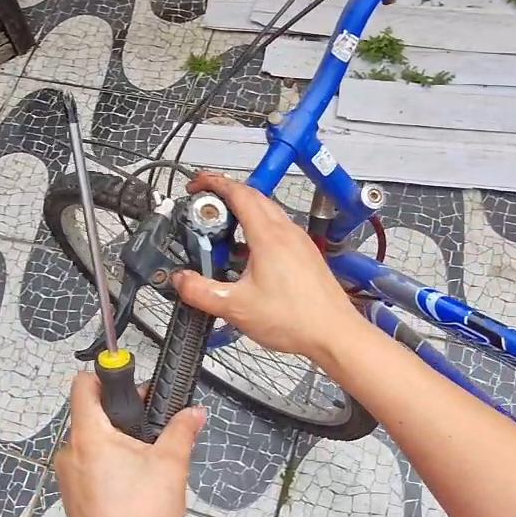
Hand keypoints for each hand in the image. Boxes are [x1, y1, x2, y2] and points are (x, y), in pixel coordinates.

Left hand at [54, 372, 205, 516]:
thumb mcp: (171, 466)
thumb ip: (182, 431)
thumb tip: (194, 413)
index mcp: (89, 437)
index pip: (83, 386)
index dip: (105, 376)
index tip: (129, 381)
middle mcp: (70, 453)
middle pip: (91, 415)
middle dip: (123, 415)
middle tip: (154, 425)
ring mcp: (68, 478)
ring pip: (92, 443)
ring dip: (118, 443)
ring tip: (148, 460)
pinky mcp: (72, 498)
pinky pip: (89, 467)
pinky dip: (109, 465)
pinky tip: (135, 484)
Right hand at [171, 172, 361, 360]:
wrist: (334, 334)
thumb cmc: (296, 319)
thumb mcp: (237, 307)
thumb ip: (202, 292)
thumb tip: (181, 280)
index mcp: (269, 237)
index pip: (239, 194)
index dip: (215, 183)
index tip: (199, 183)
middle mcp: (287, 233)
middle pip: (254, 198)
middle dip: (227, 195)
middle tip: (206, 205)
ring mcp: (299, 243)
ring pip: (268, 213)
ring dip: (244, 213)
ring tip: (224, 231)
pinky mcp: (306, 256)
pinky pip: (279, 231)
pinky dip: (258, 230)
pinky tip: (249, 254)